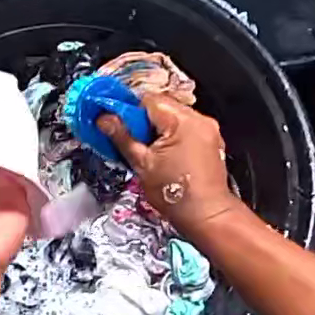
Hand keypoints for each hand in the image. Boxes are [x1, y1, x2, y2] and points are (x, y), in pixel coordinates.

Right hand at [98, 92, 242, 234]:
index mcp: (181, 121)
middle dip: (141, 121)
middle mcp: (199, 120)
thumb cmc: (176, 195)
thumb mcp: (141, 164)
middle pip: (160, 107)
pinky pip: (184, 128)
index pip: (147, 100)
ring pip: (171, 117)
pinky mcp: (209, 140)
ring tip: (146, 150)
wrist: (206, 215)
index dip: (127, 109)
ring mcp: (207, 130)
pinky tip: (161, 154)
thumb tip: (105, 120)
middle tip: (128, 140)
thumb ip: (121, 137)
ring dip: (154, 128)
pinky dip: (169, 135)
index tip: (113, 120)